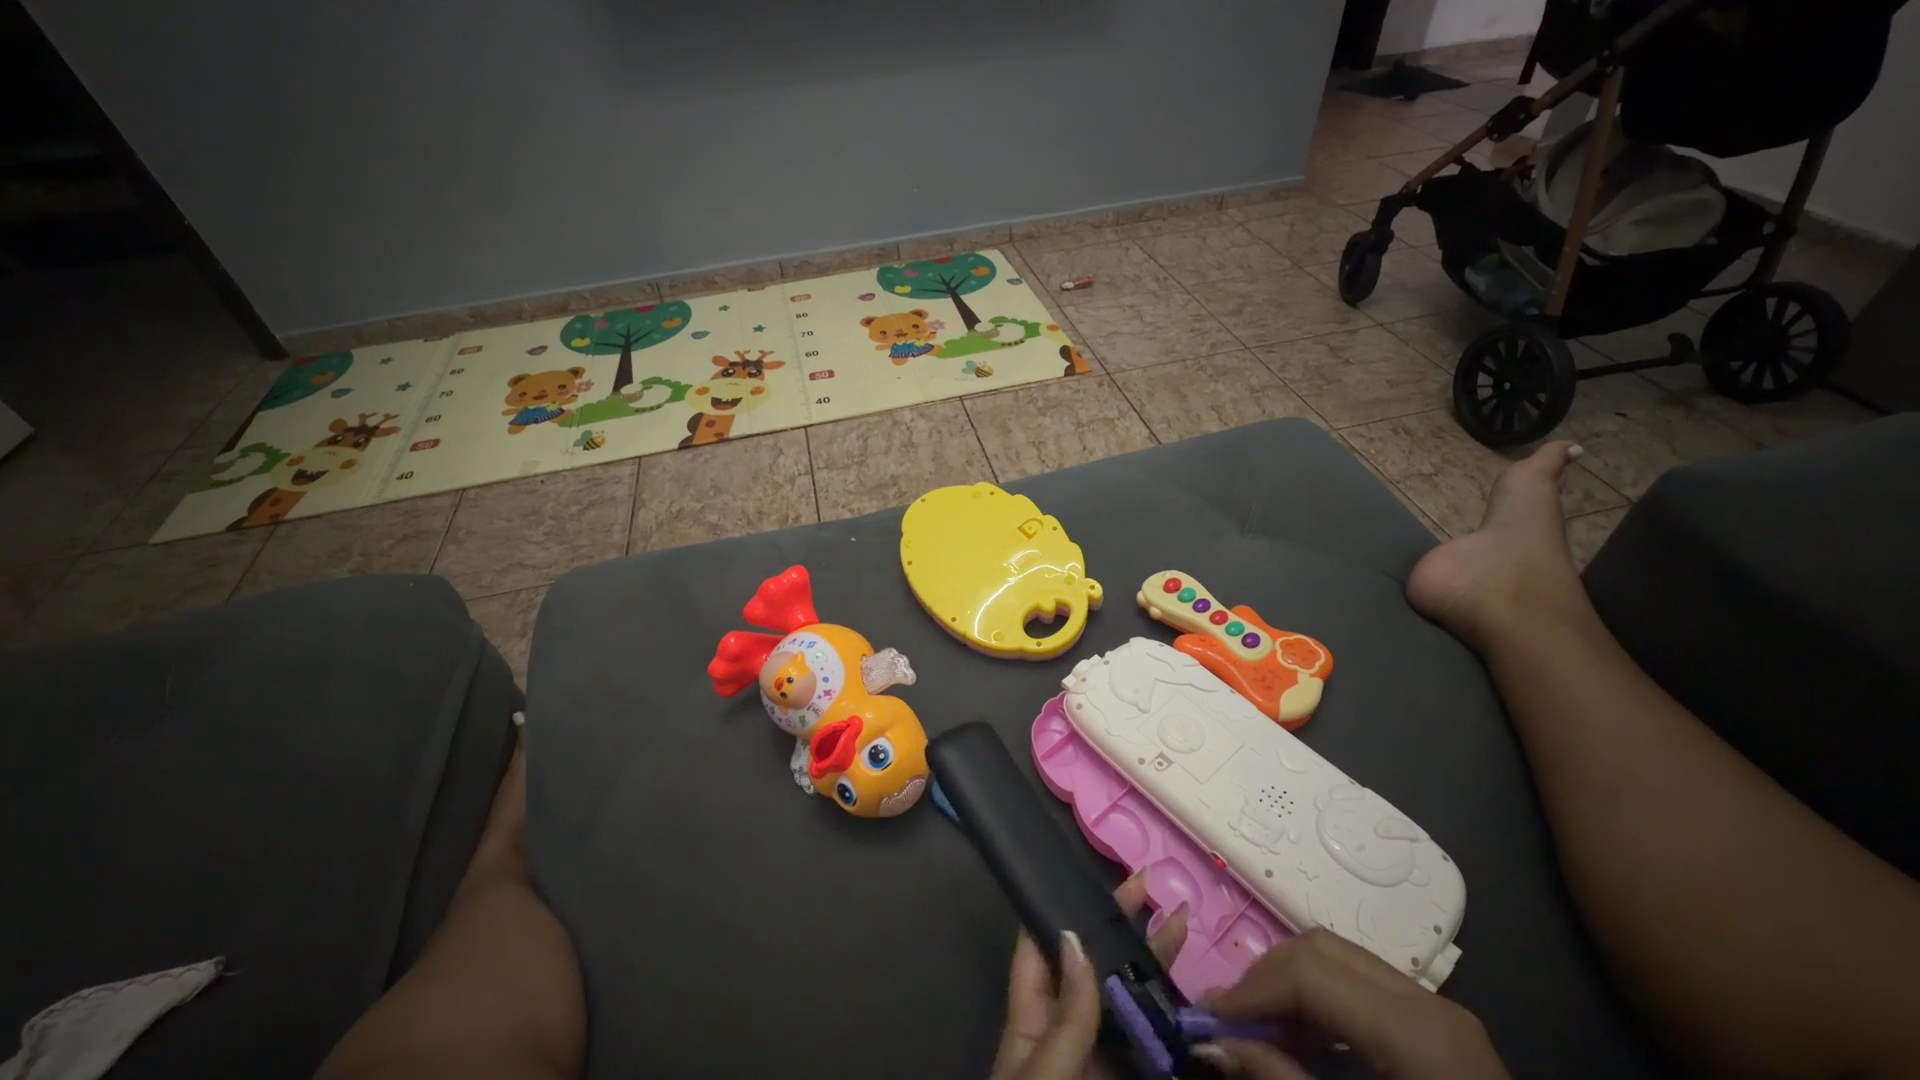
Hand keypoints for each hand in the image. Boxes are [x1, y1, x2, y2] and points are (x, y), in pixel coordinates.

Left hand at [988, 875, 1188, 1079]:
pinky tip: (1193, 990)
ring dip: (1153, 963)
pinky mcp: (1127, 1074)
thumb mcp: (1045, 1069)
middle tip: (1145, 882)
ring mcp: (1097, 1054)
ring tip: (1180, 920)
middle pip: (1093, 967)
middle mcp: (1065, 1030)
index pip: (1039, 949)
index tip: (1086, 877)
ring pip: (1126, 999)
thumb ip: (1068, 1015)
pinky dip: (1170, 1016)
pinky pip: (1149, 1040)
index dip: (1060, 911)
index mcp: (1030, 1020)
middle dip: (1118, 925)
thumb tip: (1077, 941)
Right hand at [1209, 929, 1509, 1079]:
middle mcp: (1429, 1005)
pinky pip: (1363, 989)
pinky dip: (1320, 1002)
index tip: (1207, 1019)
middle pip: (1321, 949)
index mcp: (1416, 1033)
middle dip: (1264, 978)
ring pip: (1339, 960)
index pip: (1310, 972)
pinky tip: (1302, 1042)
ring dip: (1288, 986)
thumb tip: (1213, 1044)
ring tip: (1258, 1032)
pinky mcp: (1439, 1029)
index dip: (1250, 989)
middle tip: (1229, 1023)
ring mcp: (1439, 1013)